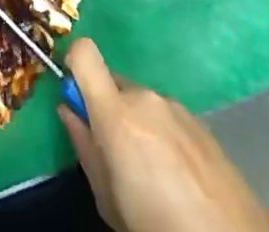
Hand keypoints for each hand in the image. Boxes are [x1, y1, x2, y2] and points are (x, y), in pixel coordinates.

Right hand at [59, 39, 268, 231]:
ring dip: (135, 122)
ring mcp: (176, 106)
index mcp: (117, 113)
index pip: (85, 54)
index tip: (72, 93)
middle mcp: (146, 97)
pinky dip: (160, 132)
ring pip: (140, 101)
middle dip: (106, 108)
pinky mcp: (200, 120)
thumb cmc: (155, 224)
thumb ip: (85, 147)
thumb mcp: (107, 198)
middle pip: (113, 84)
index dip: (73, 63)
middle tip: (112, 153)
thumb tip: (69, 111)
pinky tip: (174, 174)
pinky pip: (165, 115)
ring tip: (148, 171)